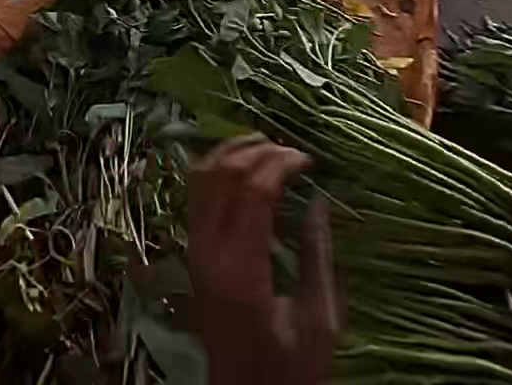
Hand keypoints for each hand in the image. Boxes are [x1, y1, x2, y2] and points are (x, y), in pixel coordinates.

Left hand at [188, 136, 337, 384]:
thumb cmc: (287, 366)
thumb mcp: (318, 319)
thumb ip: (317, 255)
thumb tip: (318, 200)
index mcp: (239, 268)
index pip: (252, 191)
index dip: (280, 164)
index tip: (308, 160)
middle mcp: (208, 249)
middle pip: (224, 174)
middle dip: (259, 152)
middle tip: (292, 153)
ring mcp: (195, 246)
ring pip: (204, 175)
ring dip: (234, 152)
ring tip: (269, 148)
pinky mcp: (193, 248)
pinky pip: (197, 191)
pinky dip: (218, 166)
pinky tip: (242, 164)